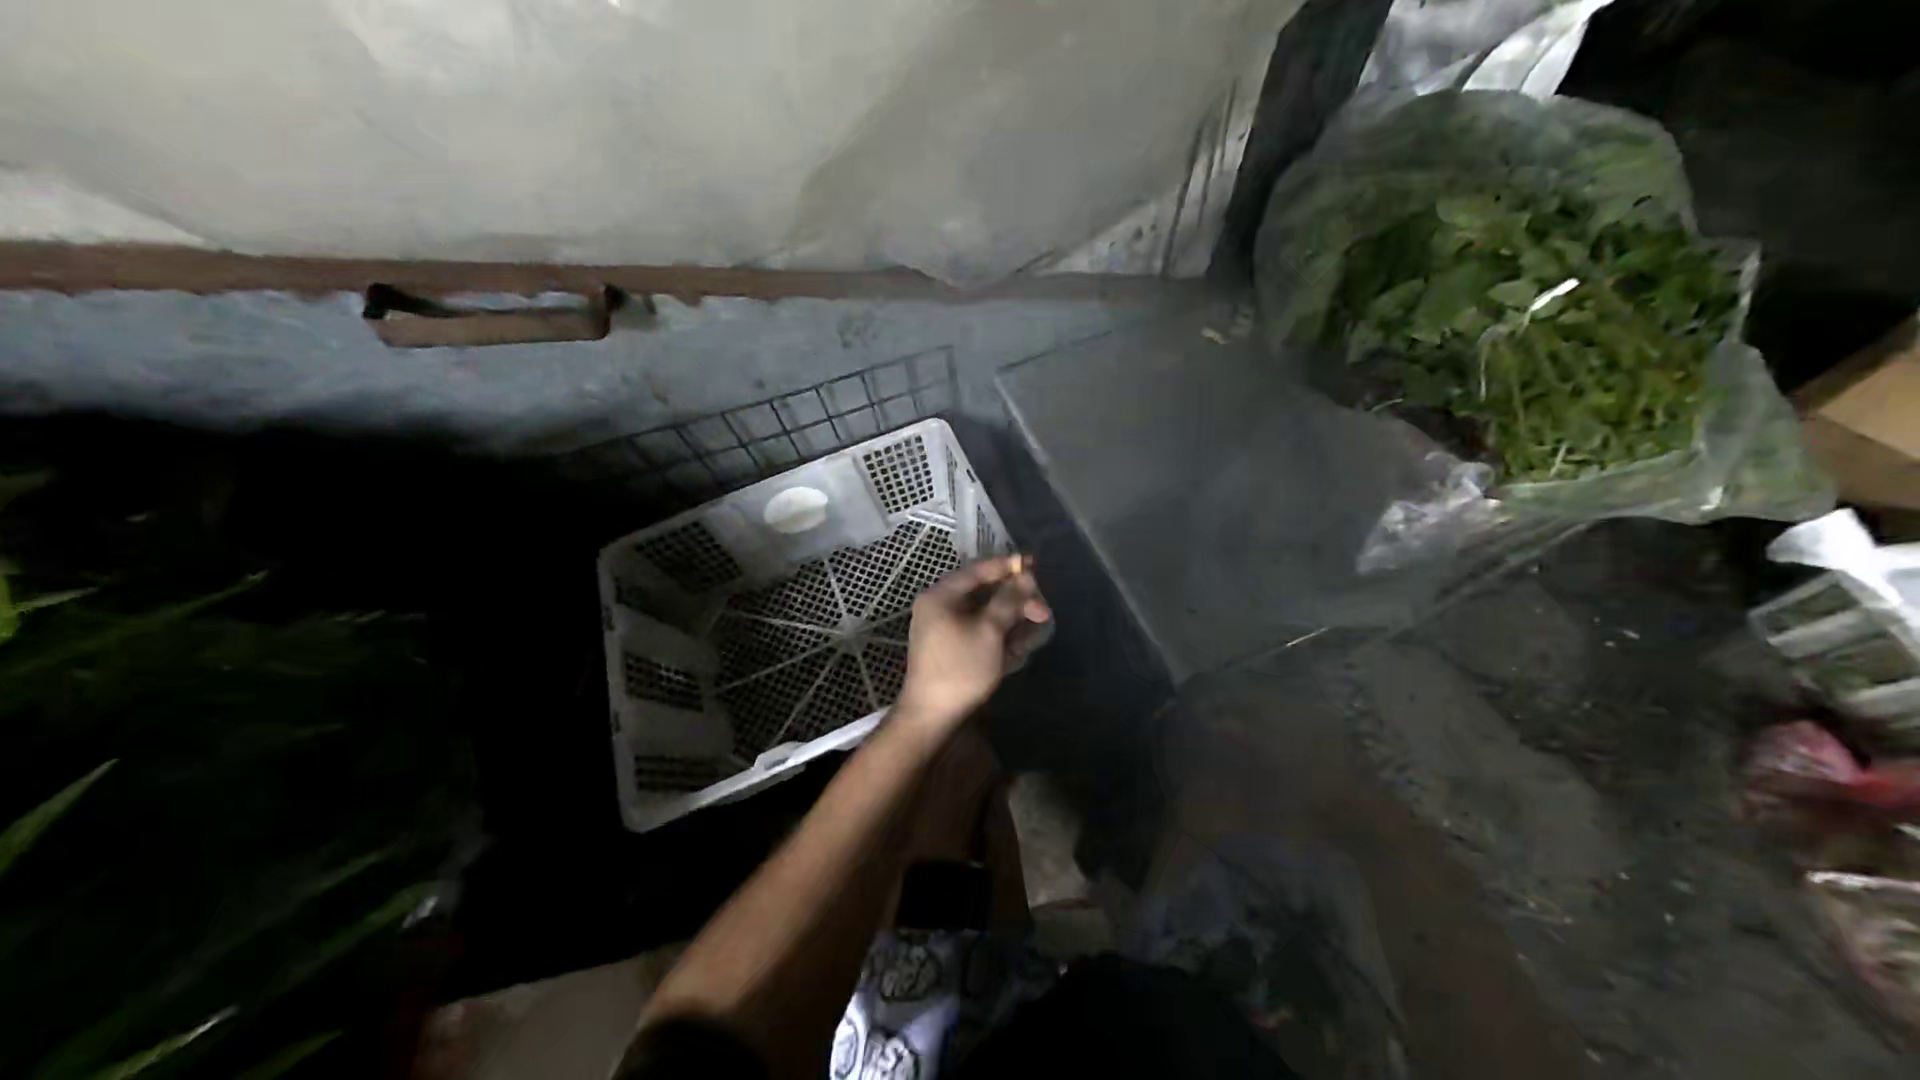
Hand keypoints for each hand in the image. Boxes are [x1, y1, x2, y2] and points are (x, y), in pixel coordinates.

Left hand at [894, 555, 1050, 733]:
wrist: (932, 716)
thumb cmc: (960, 668)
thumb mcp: (990, 631)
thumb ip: (1009, 600)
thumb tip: (1025, 576)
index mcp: (940, 596)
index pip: (978, 570)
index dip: (1008, 566)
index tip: (1035, 564)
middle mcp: (939, 607)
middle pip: (985, 594)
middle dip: (1015, 605)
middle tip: (1043, 614)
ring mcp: (944, 630)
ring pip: (986, 617)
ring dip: (1011, 627)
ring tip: (1027, 643)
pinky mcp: (952, 650)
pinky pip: (980, 634)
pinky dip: (999, 641)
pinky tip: (1014, 656)